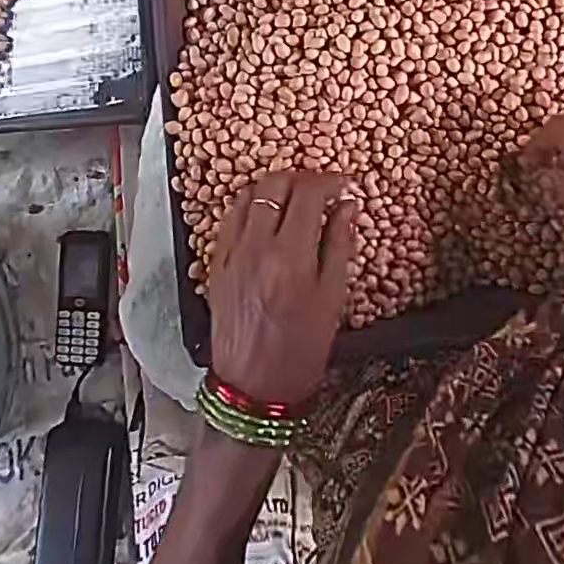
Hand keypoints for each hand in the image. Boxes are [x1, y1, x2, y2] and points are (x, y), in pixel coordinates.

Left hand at [206, 172, 356, 405]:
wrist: (254, 386)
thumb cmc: (303, 346)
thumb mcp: (333, 295)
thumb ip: (339, 244)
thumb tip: (347, 205)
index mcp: (290, 256)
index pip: (308, 193)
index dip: (330, 181)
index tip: (343, 186)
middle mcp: (255, 248)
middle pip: (274, 184)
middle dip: (302, 178)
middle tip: (321, 189)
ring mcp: (231, 254)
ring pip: (247, 195)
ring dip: (274, 187)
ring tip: (296, 199)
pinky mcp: (216, 264)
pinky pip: (230, 218)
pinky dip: (251, 206)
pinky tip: (268, 216)